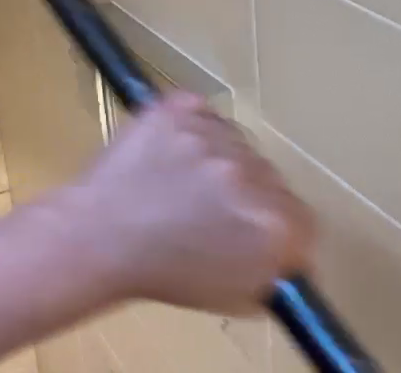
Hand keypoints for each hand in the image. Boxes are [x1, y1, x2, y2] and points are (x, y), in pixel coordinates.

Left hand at [46, 92, 313, 313]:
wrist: (98, 233)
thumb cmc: (165, 272)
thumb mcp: (241, 292)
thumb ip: (275, 265)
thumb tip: (288, 245)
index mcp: (275, 225)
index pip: (302, 218)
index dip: (278, 226)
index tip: (254, 229)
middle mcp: (248, 174)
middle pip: (269, 177)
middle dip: (249, 192)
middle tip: (211, 205)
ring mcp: (206, 137)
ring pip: (235, 140)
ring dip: (220, 156)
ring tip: (183, 177)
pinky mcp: (171, 110)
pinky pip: (199, 108)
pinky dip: (193, 122)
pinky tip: (175, 145)